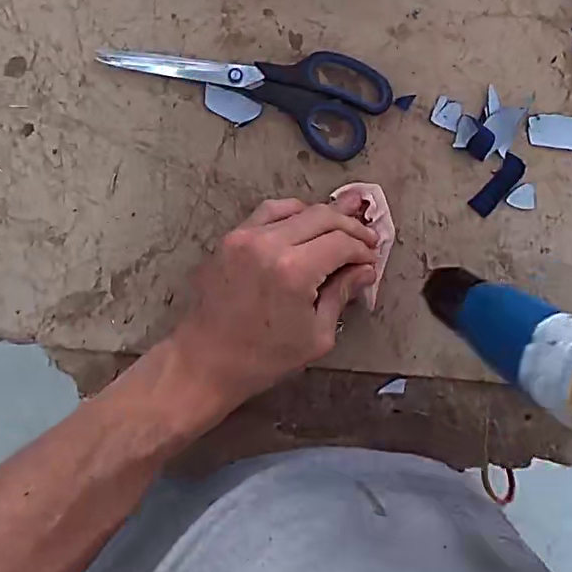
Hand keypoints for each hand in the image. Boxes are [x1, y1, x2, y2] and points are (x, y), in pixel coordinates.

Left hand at [165, 197, 379, 408]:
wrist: (202, 364)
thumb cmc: (262, 358)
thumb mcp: (316, 336)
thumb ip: (343, 294)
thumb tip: (365, 270)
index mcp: (295, 270)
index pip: (342, 243)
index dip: (362, 250)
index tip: (370, 261)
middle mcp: (271, 244)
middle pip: (325, 217)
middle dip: (351, 228)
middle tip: (365, 242)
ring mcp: (247, 236)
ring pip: (300, 208)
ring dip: (326, 217)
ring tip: (340, 230)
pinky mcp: (232, 237)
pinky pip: (271, 211)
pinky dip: (294, 212)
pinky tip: (306, 223)